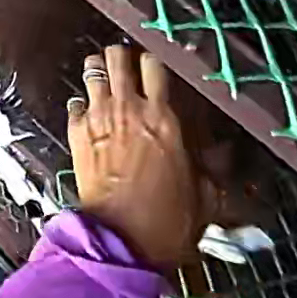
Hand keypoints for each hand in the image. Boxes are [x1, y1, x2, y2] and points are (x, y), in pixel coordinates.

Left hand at [67, 45, 200, 268]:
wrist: (122, 241)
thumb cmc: (165, 220)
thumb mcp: (201, 194)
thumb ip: (210, 170)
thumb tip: (222, 161)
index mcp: (161, 117)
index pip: (154, 64)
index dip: (152, 60)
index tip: (153, 66)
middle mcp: (128, 108)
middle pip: (118, 56)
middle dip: (120, 56)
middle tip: (124, 65)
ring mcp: (99, 116)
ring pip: (93, 69)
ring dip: (98, 70)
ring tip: (103, 77)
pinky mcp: (77, 132)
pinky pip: (74, 102)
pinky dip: (80, 104)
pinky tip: (86, 113)